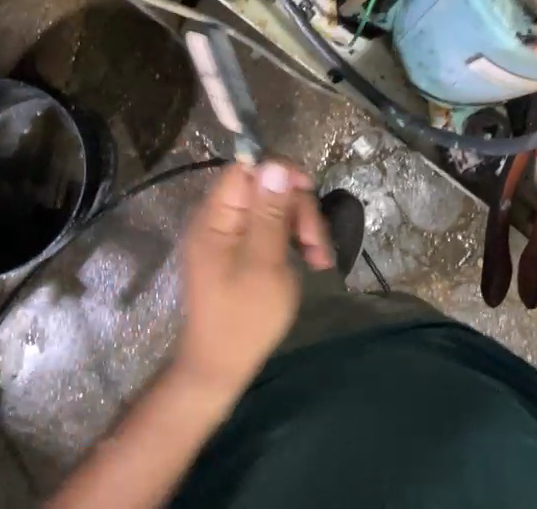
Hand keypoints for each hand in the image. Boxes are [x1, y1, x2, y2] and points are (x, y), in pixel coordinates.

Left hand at [174, 161, 332, 396]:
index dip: (280, 172)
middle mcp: (220, 220)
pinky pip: (272, 229)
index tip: (308, 191)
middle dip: (297, 209)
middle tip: (317, 245)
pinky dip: (294, 240)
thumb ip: (270, 214)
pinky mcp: (242, 251)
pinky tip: (312, 260)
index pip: (247, 169)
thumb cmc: (243, 320)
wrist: (220, 370)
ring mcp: (230, 236)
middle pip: (266, 188)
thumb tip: (276, 166)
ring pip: (275, 208)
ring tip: (320, 258)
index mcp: (216, 218)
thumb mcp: (263, 265)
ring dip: (302, 227)